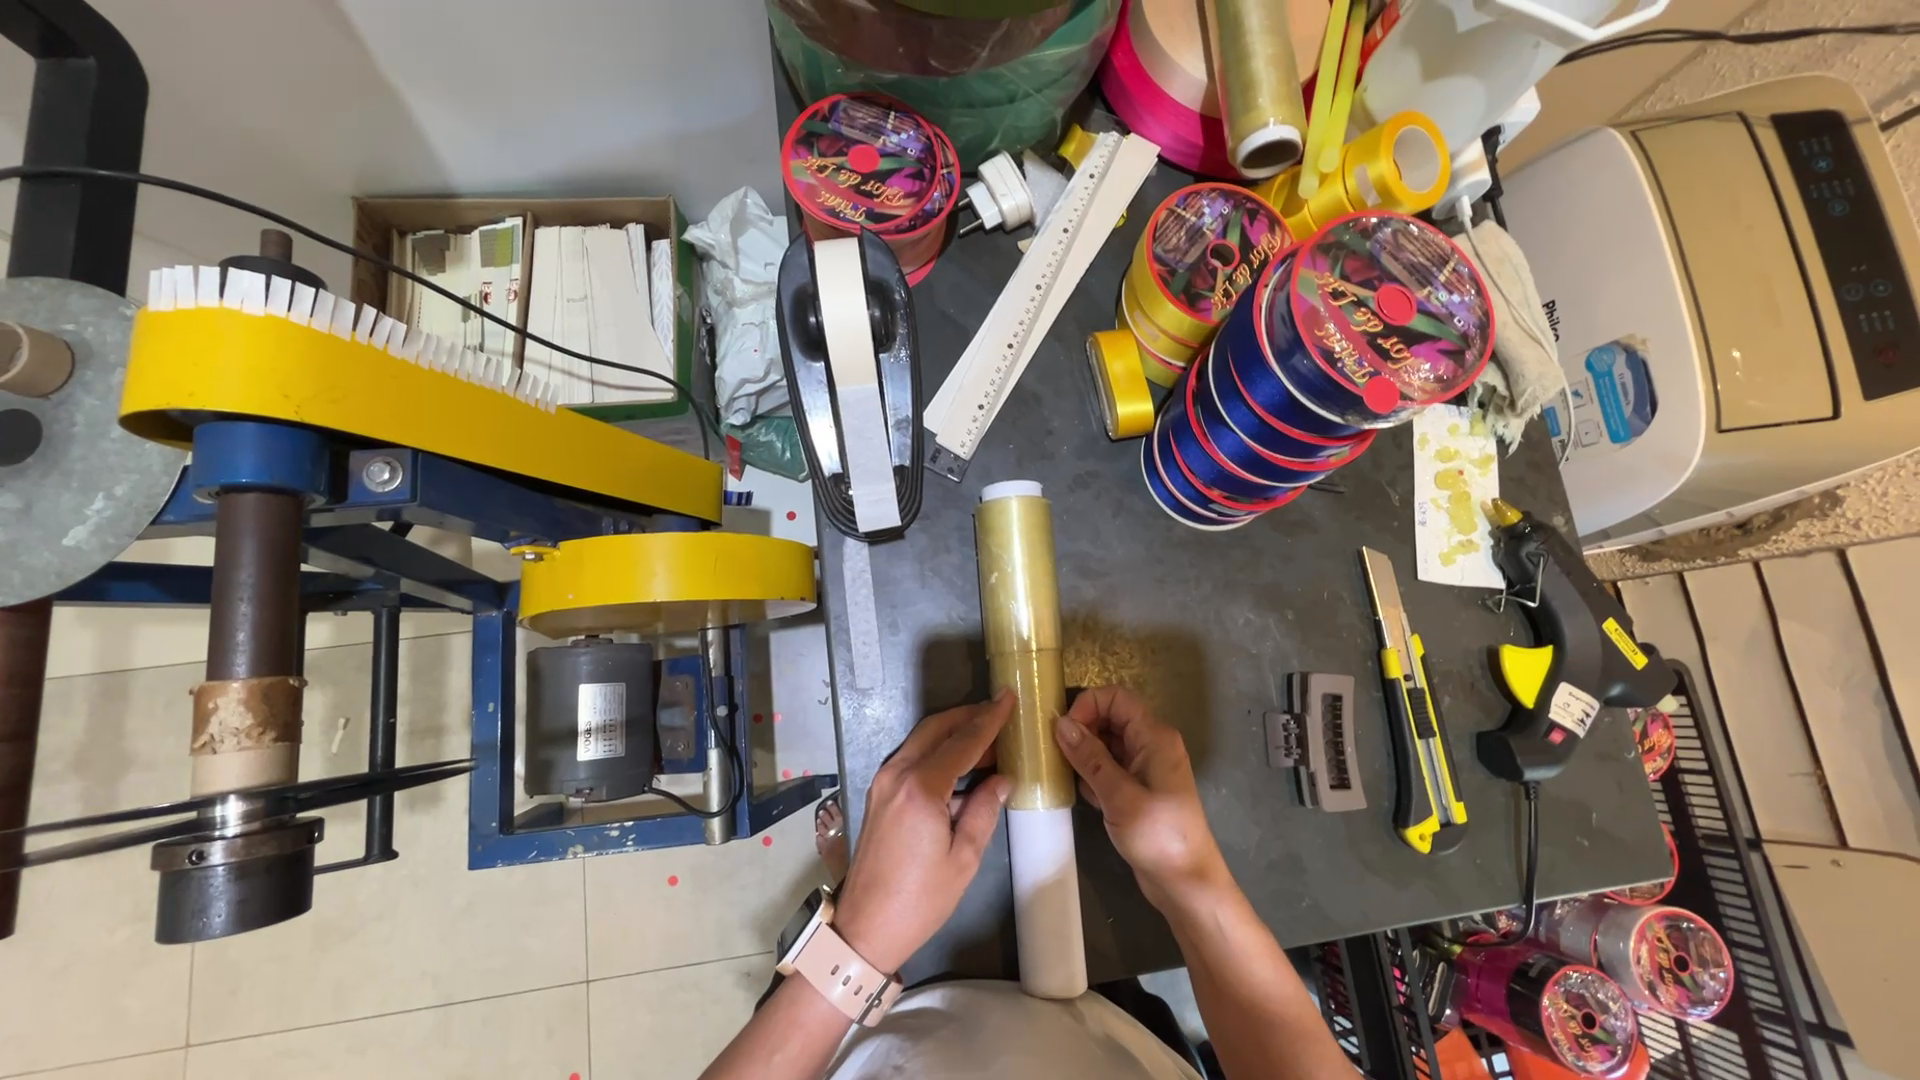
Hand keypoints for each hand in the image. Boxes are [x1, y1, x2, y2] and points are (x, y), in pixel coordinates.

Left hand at [833, 692, 1013, 974]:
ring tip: (987, 736)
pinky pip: (911, 756)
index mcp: (921, 788)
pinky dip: (937, 749)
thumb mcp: (964, 858)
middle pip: (936, 728)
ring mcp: (883, 781)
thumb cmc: (920, 899)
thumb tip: (1002, 780)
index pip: (963, 742)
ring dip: (953, 732)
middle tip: (1000, 712)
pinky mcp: (878, 793)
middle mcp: (897, 774)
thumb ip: (985, 810)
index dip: (990, 719)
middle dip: (969, 716)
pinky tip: (961, 762)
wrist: (866, 927)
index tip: (1010, 697)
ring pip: (921, 739)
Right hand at [1053, 686, 1231, 912]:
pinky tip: (1082, 794)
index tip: (1064, 731)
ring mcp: (1144, 768)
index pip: (1116, 698)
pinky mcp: (1137, 790)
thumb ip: (1090, 758)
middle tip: (1056, 754)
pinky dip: (1092, 775)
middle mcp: (1151, 745)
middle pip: (1110, 718)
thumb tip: (1061, 724)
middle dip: (1082, 730)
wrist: (1186, 884)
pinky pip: (1109, 768)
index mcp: (1154, 737)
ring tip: (1064, 774)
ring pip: (1106, 744)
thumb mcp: (1119, 795)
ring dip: (1084, 754)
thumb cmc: (1158, 836)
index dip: (1088, 706)